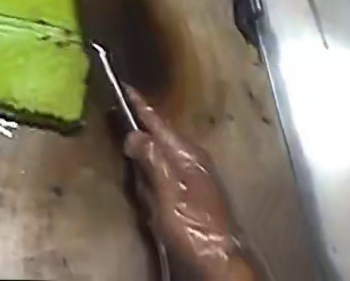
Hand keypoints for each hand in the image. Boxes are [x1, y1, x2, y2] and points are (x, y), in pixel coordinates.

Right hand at [123, 88, 258, 280]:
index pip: (158, 122)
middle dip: (141, 147)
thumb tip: (133, 133)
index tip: (125, 87)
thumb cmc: (196, 229)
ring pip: (160, 164)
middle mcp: (193, 160)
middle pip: (157, 141)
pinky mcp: (194, 199)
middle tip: (127, 154)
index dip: (139, 106)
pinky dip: (155, 192)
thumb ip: (151, 159)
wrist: (225, 270)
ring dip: (147, 176)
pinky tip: (155, 211)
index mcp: (187, 153)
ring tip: (145, 196)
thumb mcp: (168, 193)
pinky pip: (165, 183)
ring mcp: (195, 180)